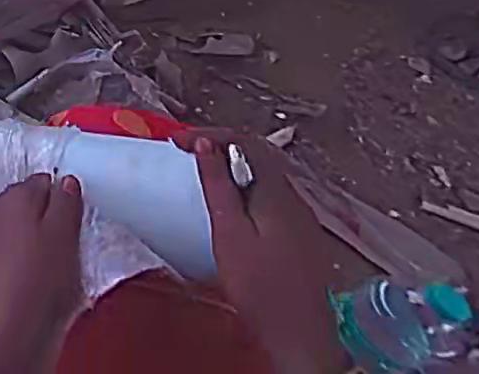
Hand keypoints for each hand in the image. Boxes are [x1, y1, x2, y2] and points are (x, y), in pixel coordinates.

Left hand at [0, 174, 83, 373]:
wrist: (11, 331)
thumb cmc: (39, 277)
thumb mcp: (64, 231)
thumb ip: (67, 200)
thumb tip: (67, 181)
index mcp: (16, 193)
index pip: (47, 180)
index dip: (66, 197)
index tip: (79, 217)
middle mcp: (1, 209)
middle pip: (38, 204)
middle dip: (58, 220)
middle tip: (75, 244)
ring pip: (33, 230)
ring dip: (51, 245)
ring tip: (66, 269)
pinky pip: (27, 254)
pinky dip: (41, 264)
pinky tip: (52, 284)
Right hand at [192, 136, 346, 373]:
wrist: (302, 343)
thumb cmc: (259, 286)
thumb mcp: (229, 231)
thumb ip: (217, 184)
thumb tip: (204, 142)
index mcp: (277, 192)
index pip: (244, 141)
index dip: (209, 134)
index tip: (176, 142)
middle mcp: (294, 198)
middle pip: (256, 155)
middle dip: (218, 146)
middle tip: (185, 152)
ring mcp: (300, 218)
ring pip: (262, 175)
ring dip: (230, 166)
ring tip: (200, 172)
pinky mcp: (299, 237)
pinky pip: (267, 195)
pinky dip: (242, 187)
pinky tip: (228, 202)